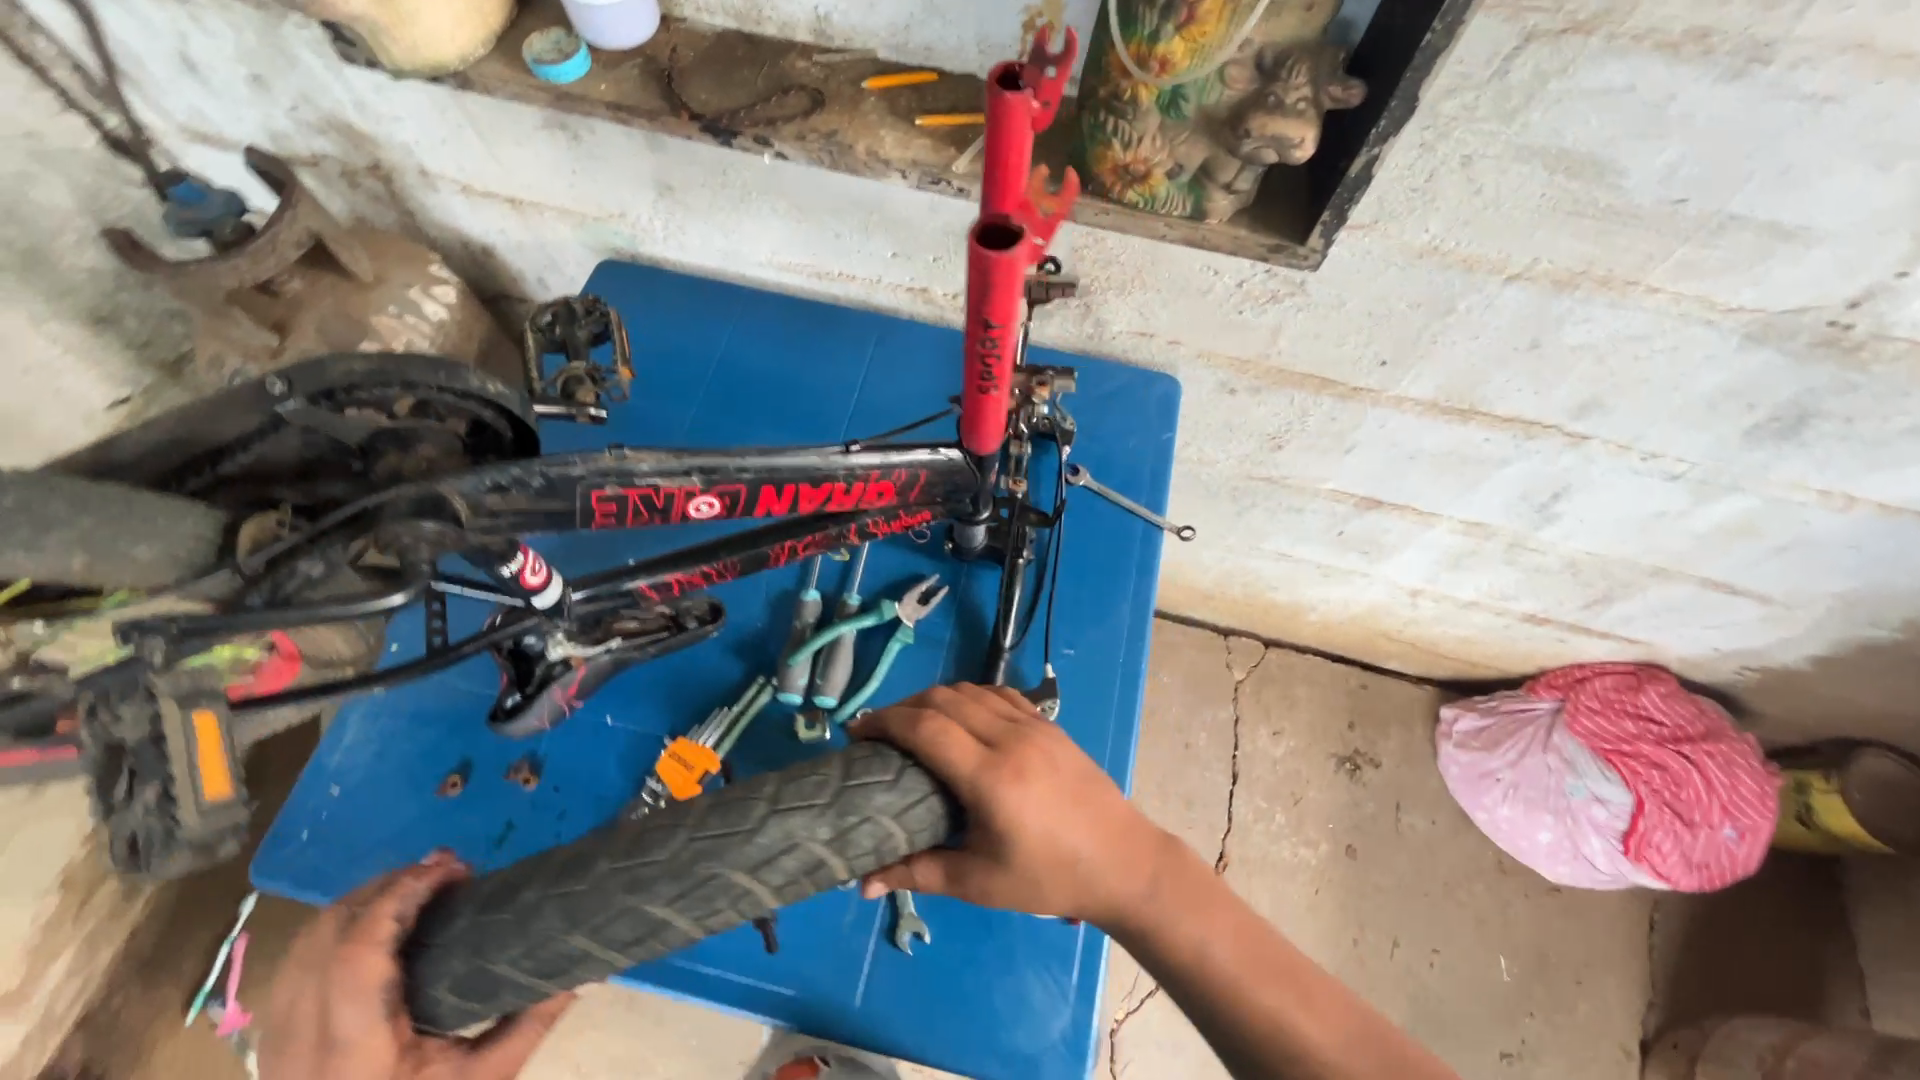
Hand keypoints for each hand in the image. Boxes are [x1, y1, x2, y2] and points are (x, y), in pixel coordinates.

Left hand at [259, 850, 573, 1079]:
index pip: (359, 953)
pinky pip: (295, 958)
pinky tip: (376, 921)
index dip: (401, 897)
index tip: (453, 868)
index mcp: (353, 1050)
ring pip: (307, 938)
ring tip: (418, 886)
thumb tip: (584, 970)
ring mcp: (276, 1035)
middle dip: (389, 886)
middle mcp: (301, 1036)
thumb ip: (528, 1024)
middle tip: (448, 869)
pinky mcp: (269, 1034)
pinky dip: (338, 924)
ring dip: (363, 899)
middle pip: (330, 932)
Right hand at [850, 683, 1170, 925]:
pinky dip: (969, 697)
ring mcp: (1034, 726)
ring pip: (970, 690)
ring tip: (912, 723)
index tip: (857, 733)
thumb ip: (919, 873)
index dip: (885, 722)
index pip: (926, 727)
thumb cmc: (1049, 878)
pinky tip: (959, 717)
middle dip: (902, 707)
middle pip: (942, 699)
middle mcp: (1010, 739)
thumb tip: (862, 883)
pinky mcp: (1050, 725)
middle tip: (878, 731)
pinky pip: (999, 694)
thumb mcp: (980, 883)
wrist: (1123, 862)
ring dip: (933, 699)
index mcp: (991, 777)